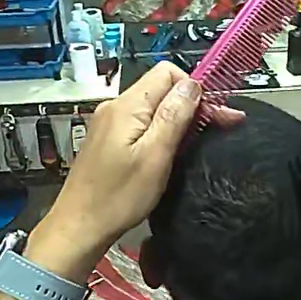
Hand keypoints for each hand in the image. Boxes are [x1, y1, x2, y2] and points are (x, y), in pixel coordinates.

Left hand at [27, 63, 242, 278]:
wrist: (80, 227)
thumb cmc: (119, 197)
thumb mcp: (155, 156)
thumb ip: (174, 116)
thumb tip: (193, 84)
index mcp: (128, 106)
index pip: (168, 72)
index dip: (195, 88)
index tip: (214, 114)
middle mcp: (116, 107)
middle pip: (162, 88)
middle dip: (192, 103)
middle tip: (220, 126)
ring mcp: (111, 122)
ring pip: (154, 106)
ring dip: (179, 118)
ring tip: (199, 140)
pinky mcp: (110, 138)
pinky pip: (143, 122)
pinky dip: (163, 130)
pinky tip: (174, 149)